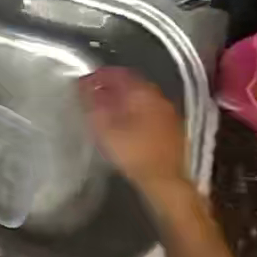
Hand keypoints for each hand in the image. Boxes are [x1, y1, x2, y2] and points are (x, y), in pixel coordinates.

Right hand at [80, 67, 192, 197]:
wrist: (166, 182)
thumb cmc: (133, 152)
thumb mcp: (104, 127)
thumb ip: (92, 103)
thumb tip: (82, 86)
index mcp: (142, 93)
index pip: (118, 74)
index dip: (99, 75)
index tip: (84, 82)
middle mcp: (158, 98)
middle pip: (132, 84)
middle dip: (111, 86)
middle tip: (93, 94)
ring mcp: (168, 114)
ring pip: (141, 98)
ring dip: (123, 100)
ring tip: (106, 110)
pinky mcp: (173, 130)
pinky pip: (149, 112)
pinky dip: (134, 112)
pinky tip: (125, 125)